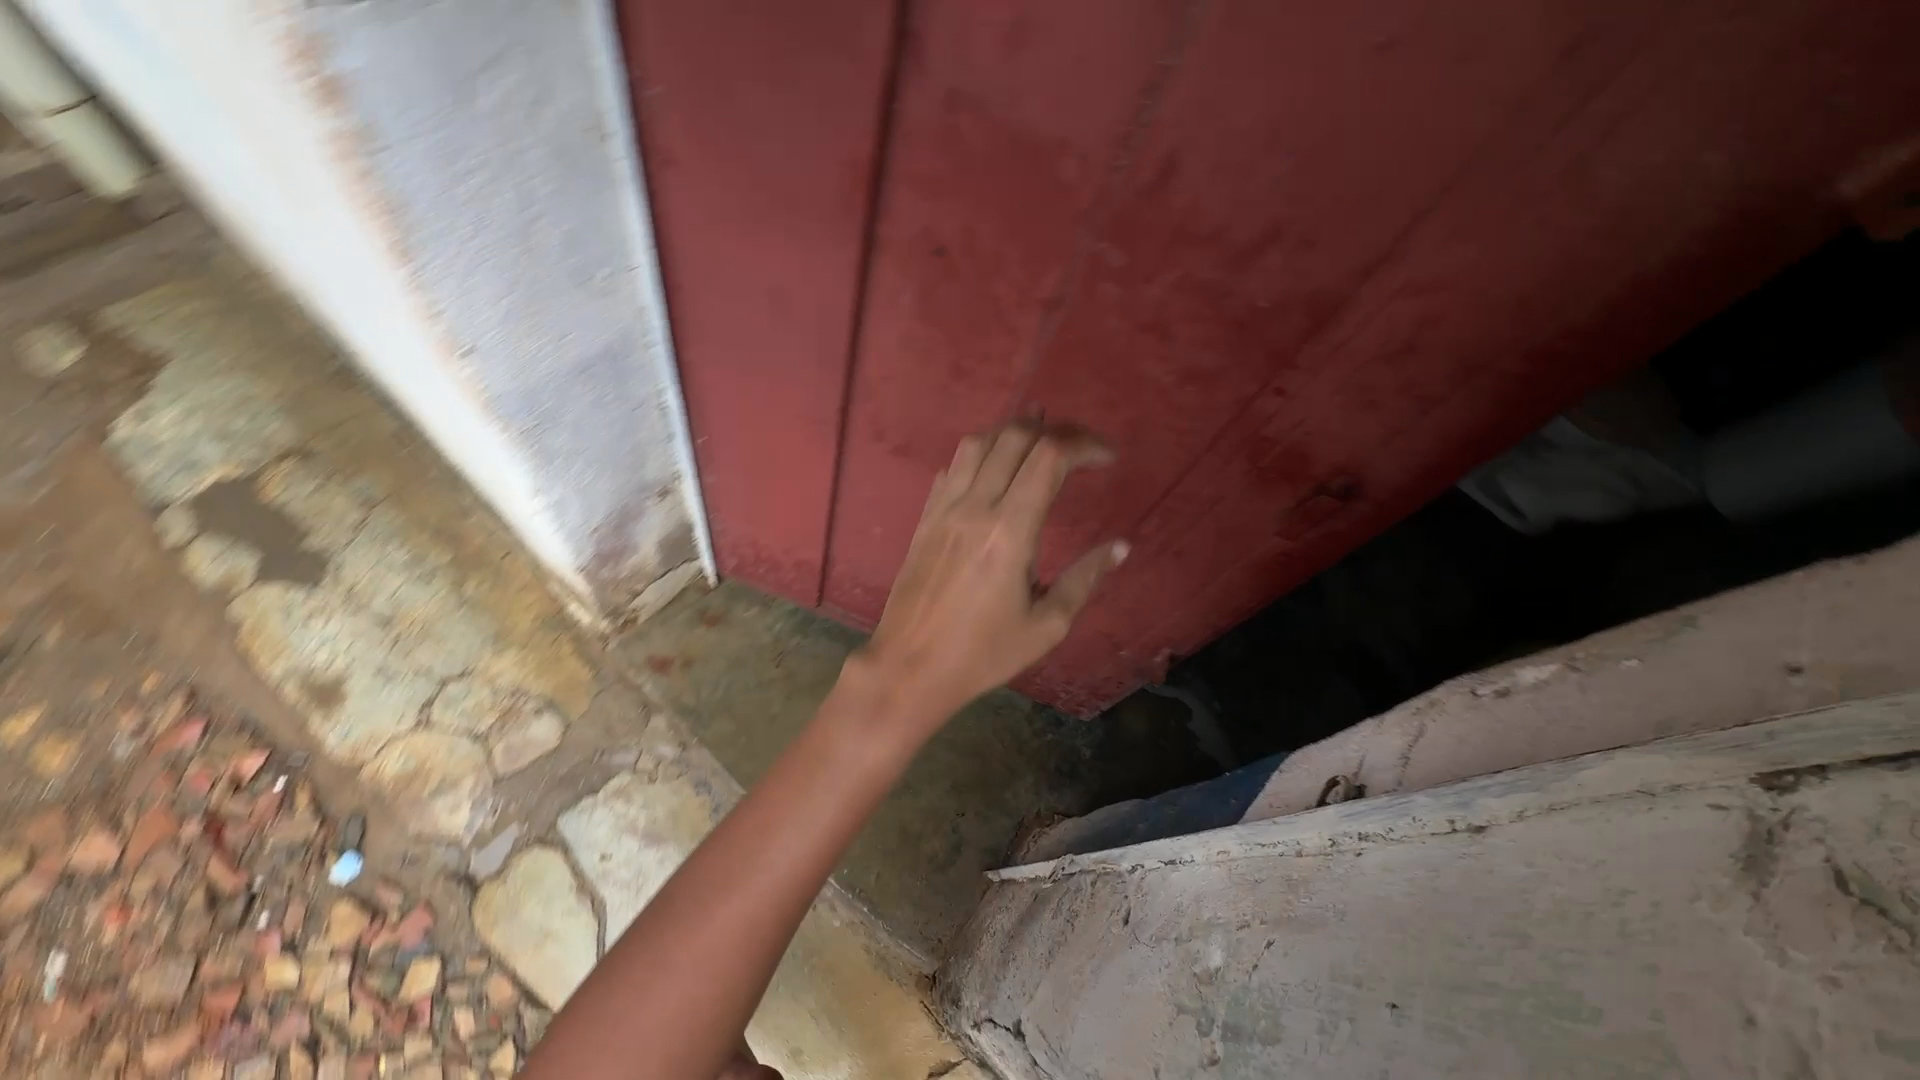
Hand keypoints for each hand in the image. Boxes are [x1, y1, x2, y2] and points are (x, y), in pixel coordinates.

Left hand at [851, 420, 1127, 728]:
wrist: (909, 668)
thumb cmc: (983, 654)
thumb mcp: (1046, 626)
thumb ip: (1085, 580)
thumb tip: (1120, 547)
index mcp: (1009, 531)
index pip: (1050, 457)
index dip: (1084, 445)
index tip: (1108, 458)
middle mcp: (974, 507)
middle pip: (1015, 437)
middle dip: (1055, 431)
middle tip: (1081, 449)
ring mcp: (944, 509)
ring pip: (977, 443)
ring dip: (1013, 433)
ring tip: (1041, 440)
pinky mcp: (925, 519)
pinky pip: (951, 468)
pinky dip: (980, 454)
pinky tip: (995, 468)